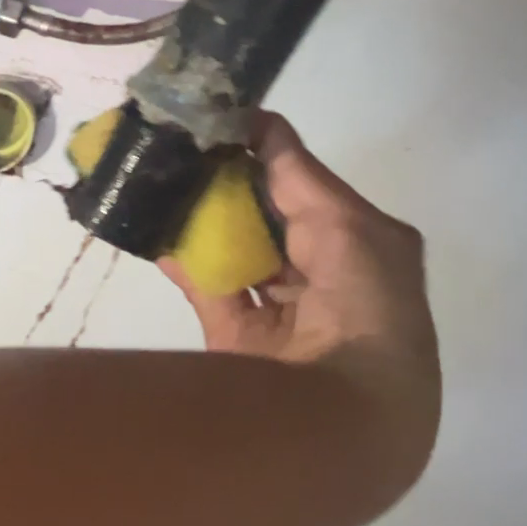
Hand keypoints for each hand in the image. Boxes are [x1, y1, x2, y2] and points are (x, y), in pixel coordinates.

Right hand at [160, 112, 439, 460]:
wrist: (347, 402)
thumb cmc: (366, 301)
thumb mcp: (344, 224)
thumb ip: (296, 177)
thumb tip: (261, 125)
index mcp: (357, 241)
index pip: (303, 186)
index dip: (265, 155)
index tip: (221, 123)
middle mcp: (315, 273)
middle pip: (263, 219)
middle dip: (227, 190)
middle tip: (183, 154)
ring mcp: (273, 307)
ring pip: (232, 253)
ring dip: (202, 226)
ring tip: (165, 187)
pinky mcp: (235, 336)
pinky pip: (208, 289)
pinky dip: (185, 264)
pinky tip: (159, 235)